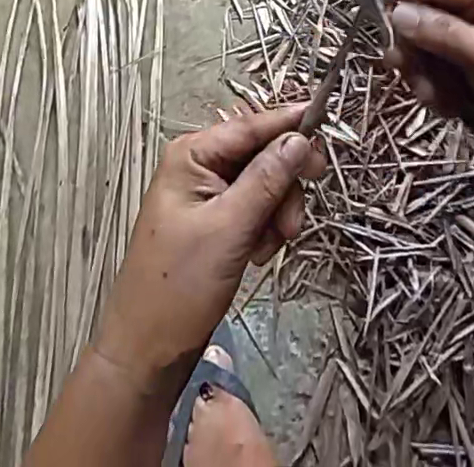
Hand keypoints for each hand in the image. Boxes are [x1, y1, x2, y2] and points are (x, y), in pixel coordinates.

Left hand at [90, 106, 325, 392]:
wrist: (147, 351)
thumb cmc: (177, 287)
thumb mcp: (229, 227)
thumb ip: (267, 179)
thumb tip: (299, 140)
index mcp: (192, 155)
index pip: (251, 126)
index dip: (289, 124)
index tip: (326, 123)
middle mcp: (199, 165)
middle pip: (262, 153)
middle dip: (284, 184)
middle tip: (296, 216)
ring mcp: (207, 193)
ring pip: (265, 182)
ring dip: (277, 211)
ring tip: (269, 246)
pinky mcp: (216, 218)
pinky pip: (257, 206)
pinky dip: (267, 226)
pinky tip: (258, 252)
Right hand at [381, 0, 473, 156]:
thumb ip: (444, 34)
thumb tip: (398, 12)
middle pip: (424, 20)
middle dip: (413, 48)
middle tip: (403, 68)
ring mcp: (470, 47)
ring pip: (424, 51)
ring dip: (425, 77)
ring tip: (439, 100)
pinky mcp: (466, 74)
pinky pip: (434, 75)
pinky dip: (436, 92)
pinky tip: (450, 108)